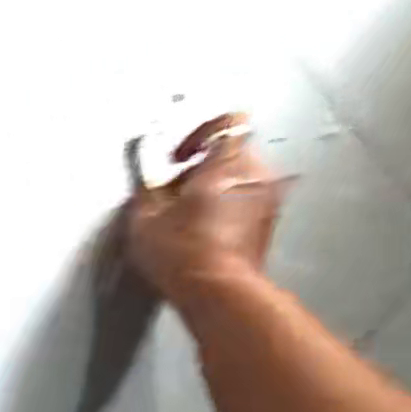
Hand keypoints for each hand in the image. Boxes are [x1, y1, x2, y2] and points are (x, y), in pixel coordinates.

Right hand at [128, 113, 285, 299]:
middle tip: (172, 195)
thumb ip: (145, 192)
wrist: (215, 289)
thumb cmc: (183, 253)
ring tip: (183, 219)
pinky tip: (198, 235)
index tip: (177, 157)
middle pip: (230, 155)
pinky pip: (244, 203)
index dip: (198, 135)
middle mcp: (256, 172)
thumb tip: (145, 181)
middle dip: (200, 170)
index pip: (226, 122)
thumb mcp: (143, 220)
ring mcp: (267, 198)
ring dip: (212, 192)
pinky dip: (223, 211)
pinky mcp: (267, 222)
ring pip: (238, 179)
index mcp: (227, 162)